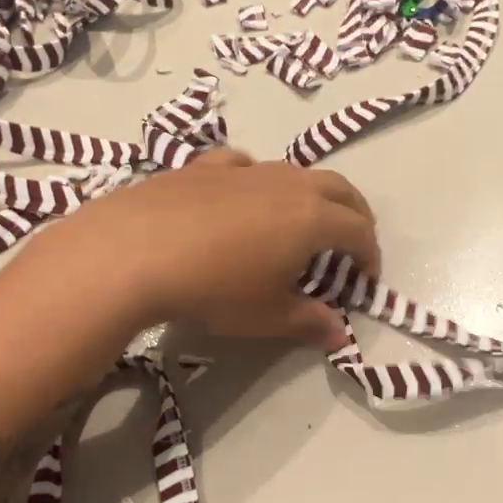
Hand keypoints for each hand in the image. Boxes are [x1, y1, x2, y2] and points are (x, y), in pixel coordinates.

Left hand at [67, 149, 379, 350]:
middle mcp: (286, 183)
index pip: (359, 230)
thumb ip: (310, 322)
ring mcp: (244, 169)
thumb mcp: (268, 315)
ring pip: (293, 172)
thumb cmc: (215, 288)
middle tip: (351, 243)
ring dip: (309, 197)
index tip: (365, 282)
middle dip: (354, 214)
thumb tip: (339, 335)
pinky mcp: (202, 166)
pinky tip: (242, 198)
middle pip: (338, 188)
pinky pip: (244, 167)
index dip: (370, 256)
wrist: (133, 251)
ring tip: (298, 226)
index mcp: (312, 218)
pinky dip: (258, 182)